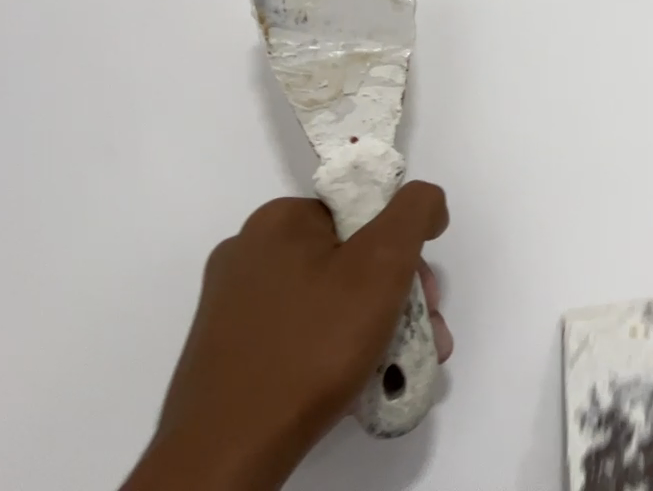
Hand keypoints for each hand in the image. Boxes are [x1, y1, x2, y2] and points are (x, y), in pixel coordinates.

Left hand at [122, 182, 452, 490]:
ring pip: (333, 296)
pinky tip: (365, 376)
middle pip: (353, 255)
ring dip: (379, 323)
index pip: (365, 211)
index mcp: (278, 221)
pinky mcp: (232, 348)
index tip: (422, 293)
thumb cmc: (313, 345)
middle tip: (424, 332)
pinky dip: (341, 346)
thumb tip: (424, 201)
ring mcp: (235, 304)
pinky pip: (306, 329)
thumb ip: (415, 211)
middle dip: (398, 293)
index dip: (404, 247)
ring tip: (404, 361)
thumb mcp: (383, 262)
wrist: (228, 452)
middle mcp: (249, 253)